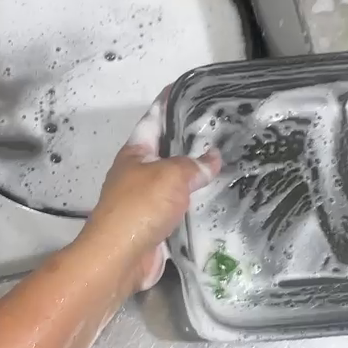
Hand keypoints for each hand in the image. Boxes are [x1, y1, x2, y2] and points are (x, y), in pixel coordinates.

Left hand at [73, 97, 221, 292]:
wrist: (121, 258)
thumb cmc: (139, 209)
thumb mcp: (171, 176)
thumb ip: (194, 165)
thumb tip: (213, 158)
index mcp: (135, 154)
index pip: (153, 120)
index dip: (168, 102)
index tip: (184, 88)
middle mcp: (137, 174)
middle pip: (166, 152)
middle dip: (189, 141)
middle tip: (220, 129)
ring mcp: (145, 202)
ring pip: (175, 183)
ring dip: (196, 177)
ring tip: (226, 164)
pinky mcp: (155, 227)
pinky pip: (179, 210)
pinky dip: (196, 205)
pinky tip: (217, 201)